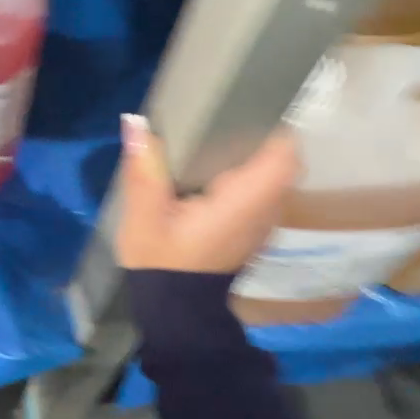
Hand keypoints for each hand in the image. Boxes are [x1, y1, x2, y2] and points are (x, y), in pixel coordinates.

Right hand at [115, 114, 299, 274]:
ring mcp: (262, 223)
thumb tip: (136, 122)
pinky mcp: (253, 229)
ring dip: (257, 156)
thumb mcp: (143, 216)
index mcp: (243, 203)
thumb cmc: (161, 261)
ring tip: (221, 136)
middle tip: (227, 119)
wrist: (174, 310)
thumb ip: (144, 169)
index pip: (284, 158)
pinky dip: (250, 175)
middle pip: (282, 163)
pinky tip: (216, 169)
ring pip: (275, 177)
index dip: (276, 129)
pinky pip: (263, 191)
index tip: (250, 108)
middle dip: (262, 138)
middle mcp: (264, 211)